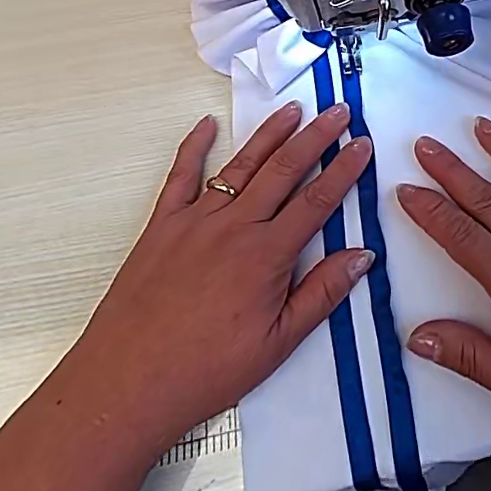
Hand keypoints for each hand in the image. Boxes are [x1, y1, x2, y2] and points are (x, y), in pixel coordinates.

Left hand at [48, 103, 374, 454]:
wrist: (129, 380)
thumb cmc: (203, 369)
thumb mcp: (277, 342)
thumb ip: (321, 294)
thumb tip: (359, 257)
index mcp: (265, 255)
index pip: (317, 200)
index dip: (344, 169)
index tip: (361, 145)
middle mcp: (234, 226)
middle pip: (285, 169)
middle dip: (316, 136)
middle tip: (337, 112)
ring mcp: (195, 219)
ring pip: (242, 164)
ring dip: (270, 134)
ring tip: (292, 110)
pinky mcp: (163, 223)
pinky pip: (182, 174)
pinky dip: (194, 145)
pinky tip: (206, 125)